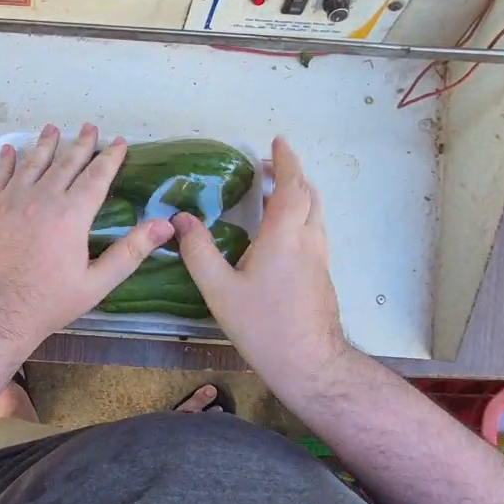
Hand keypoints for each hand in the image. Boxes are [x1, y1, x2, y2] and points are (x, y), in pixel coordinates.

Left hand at [0, 124, 173, 354]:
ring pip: (33, 163)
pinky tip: (12, 149)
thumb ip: (130, 252)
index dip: (110, 157)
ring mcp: (11, 200)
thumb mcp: (96, 283)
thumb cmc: (47, 303)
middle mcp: (42, 198)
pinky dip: (7, 160)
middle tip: (90, 127)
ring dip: (46, 144)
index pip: (97, 176)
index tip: (119, 142)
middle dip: (81, 143)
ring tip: (54, 128)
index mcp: (72, 214)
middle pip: (66, 162)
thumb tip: (164, 226)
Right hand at [172, 136, 354, 399]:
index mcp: (284, 236)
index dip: (286, 161)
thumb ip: (199, 251)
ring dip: (299, 194)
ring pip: (316, 213)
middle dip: (291, 174)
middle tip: (270, 166)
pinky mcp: (322, 275)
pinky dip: (301, 215)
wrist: (308, 362)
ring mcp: (320, 258)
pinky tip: (282, 232)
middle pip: (309, 195)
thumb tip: (180, 220)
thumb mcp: (219, 289)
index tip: (277, 142)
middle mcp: (308, 240)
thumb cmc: (262, 325)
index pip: (291, 186)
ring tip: (275, 192)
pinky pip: (315, 230)